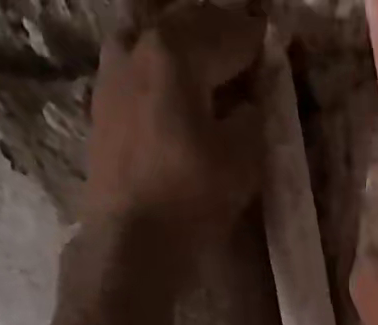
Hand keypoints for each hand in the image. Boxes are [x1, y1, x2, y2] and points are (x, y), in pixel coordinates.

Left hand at [83, 3, 263, 256]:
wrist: (131, 244)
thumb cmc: (191, 197)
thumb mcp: (243, 158)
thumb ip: (252, 118)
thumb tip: (247, 105)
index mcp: (175, 50)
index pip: (229, 32)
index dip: (258, 42)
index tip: (277, 49)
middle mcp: (136, 49)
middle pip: (185, 26)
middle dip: (218, 36)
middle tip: (245, 54)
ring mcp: (111, 78)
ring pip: (153, 42)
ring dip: (183, 48)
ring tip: (206, 71)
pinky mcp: (100, 111)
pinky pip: (136, 72)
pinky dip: (159, 74)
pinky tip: (173, 96)